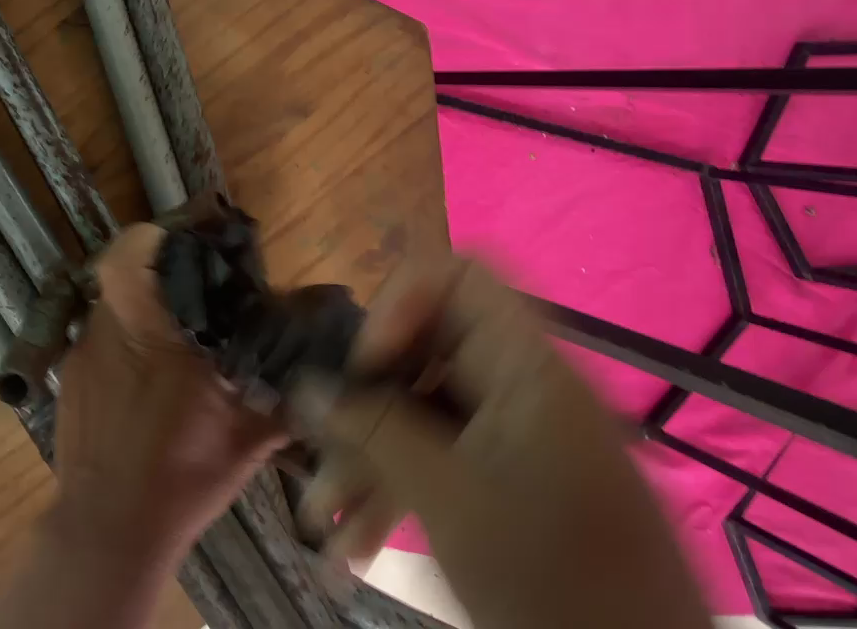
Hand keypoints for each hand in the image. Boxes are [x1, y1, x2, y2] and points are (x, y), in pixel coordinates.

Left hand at [50, 223, 287, 564]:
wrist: (108, 528)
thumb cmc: (181, 476)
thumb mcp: (247, 437)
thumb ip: (283, 393)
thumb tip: (322, 359)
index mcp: (149, 333)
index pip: (127, 255)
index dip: (149, 239)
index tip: (179, 245)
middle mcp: (106, 333)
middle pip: (125, 281)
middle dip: (158, 285)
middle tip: (193, 305)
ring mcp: (80, 356)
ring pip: (111, 314)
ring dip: (140, 322)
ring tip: (172, 352)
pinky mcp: (66, 381)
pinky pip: (98, 347)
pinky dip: (121, 353)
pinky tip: (143, 389)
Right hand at [293, 256, 711, 628]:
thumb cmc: (548, 578)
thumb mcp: (444, 495)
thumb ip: (373, 426)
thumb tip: (308, 383)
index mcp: (526, 369)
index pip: (455, 278)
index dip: (400, 304)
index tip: (366, 366)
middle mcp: (522, 386)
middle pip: (423, 352)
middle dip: (362, 400)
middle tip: (323, 443)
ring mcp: (518, 434)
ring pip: (421, 413)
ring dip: (366, 459)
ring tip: (322, 519)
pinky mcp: (513, 477)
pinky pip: (441, 456)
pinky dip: (397, 489)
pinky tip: (355, 542)